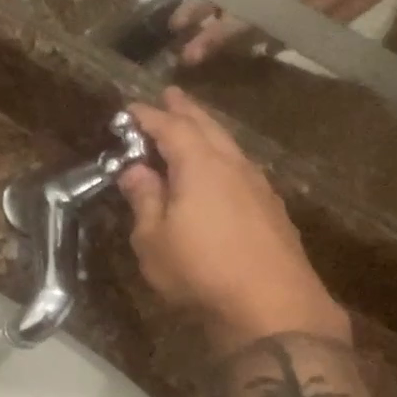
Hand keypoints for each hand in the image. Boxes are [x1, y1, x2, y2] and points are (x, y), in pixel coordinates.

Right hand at [116, 88, 350, 354]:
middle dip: (187, 112)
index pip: (174, 130)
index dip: (151, 117)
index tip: (130, 107)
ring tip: (187, 126)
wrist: (266, 300)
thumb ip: (144, 199)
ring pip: (227, 146)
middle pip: (210, 130)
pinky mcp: (265, 206)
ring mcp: (256, 186)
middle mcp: (233, 167)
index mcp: (201, 168)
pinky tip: (209, 166)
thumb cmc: (197, 267)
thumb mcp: (152, 237)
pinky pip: (237, 166)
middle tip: (169, 96)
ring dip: (205, 132)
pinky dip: (217, 156)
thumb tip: (135, 170)